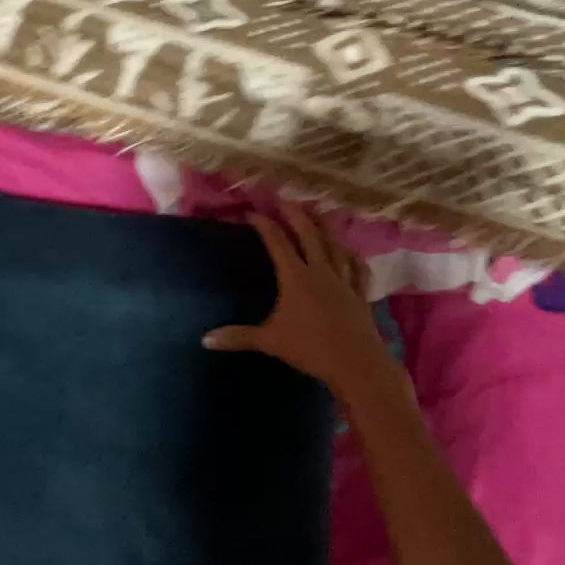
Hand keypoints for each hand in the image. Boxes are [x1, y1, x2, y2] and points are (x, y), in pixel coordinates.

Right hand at [202, 204, 411, 411]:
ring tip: (316, 217)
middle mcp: (320, 271)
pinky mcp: (360, 294)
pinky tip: (349, 252)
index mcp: (296, 277)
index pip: (277, 242)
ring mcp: (344, 280)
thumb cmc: (310, 349)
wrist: (357, 364)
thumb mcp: (270, 341)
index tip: (252, 213)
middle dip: (295, 214)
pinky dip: (352, 256)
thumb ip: (238, 336)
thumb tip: (204, 339)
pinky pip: (357, 268)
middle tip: (284, 200)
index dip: (264, 225)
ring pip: (335, 246)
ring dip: (324, 228)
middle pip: (309, 234)